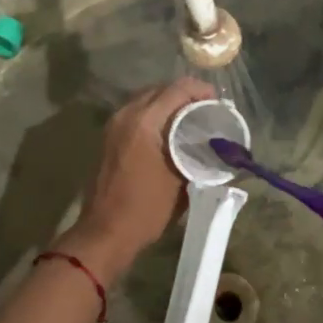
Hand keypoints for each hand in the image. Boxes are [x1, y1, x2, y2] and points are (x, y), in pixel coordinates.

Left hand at [59, 77, 214, 278]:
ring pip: (146, 99)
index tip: (217, 101)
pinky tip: (168, 130)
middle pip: (159, 89)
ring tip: (190, 119)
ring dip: (168, 103)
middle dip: (184, 94)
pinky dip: (154, 114)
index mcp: (144, 121)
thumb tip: (214, 145)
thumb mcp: (180, 182)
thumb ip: (197, 155)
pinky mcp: (109, 136)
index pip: (176, 89)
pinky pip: (136, 112)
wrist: (105, 233)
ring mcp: (114, 124)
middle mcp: (126, 114)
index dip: (200, 90)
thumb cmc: (145, 208)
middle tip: (206, 109)